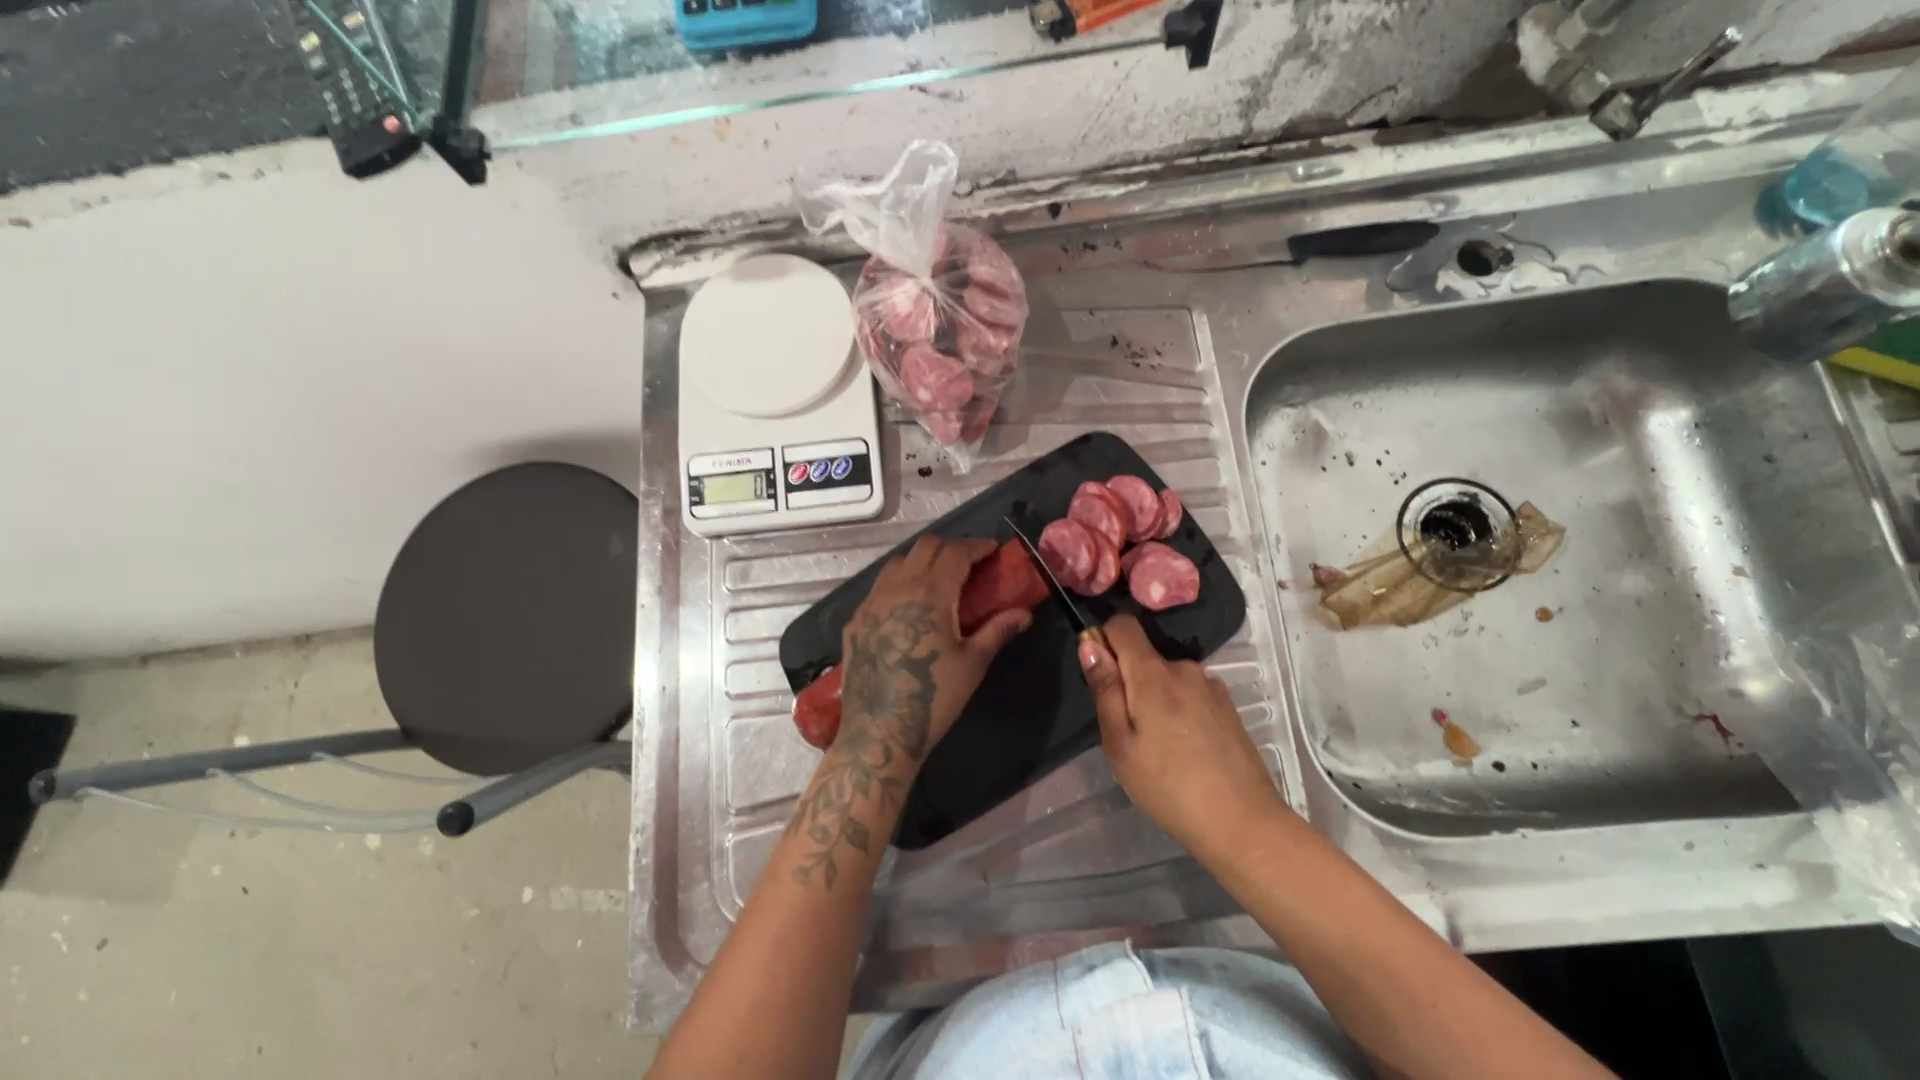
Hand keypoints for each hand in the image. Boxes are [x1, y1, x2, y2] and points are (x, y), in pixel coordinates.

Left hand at [837, 535, 1032, 769]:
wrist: (881, 730)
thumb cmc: (935, 696)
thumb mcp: (973, 663)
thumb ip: (997, 630)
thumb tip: (1024, 614)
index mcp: (930, 592)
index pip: (955, 552)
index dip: (976, 546)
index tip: (991, 550)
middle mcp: (897, 587)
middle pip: (924, 547)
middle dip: (949, 547)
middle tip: (969, 563)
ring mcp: (871, 603)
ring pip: (897, 563)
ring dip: (921, 561)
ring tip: (939, 580)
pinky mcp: (856, 621)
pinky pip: (879, 588)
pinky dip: (899, 583)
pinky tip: (910, 607)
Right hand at [1080, 614, 1284, 856]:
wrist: (1242, 821)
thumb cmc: (1168, 786)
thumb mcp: (1120, 745)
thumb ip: (1105, 691)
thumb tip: (1091, 646)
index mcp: (1154, 674)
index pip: (1124, 625)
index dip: (1105, 639)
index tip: (1100, 676)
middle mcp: (1185, 669)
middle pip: (1146, 656)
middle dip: (1130, 682)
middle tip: (1129, 733)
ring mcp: (1212, 687)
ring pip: (1168, 679)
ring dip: (1156, 700)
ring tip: (1159, 748)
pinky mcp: (1228, 708)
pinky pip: (1190, 695)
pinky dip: (1179, 712)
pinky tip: (1185, 752)